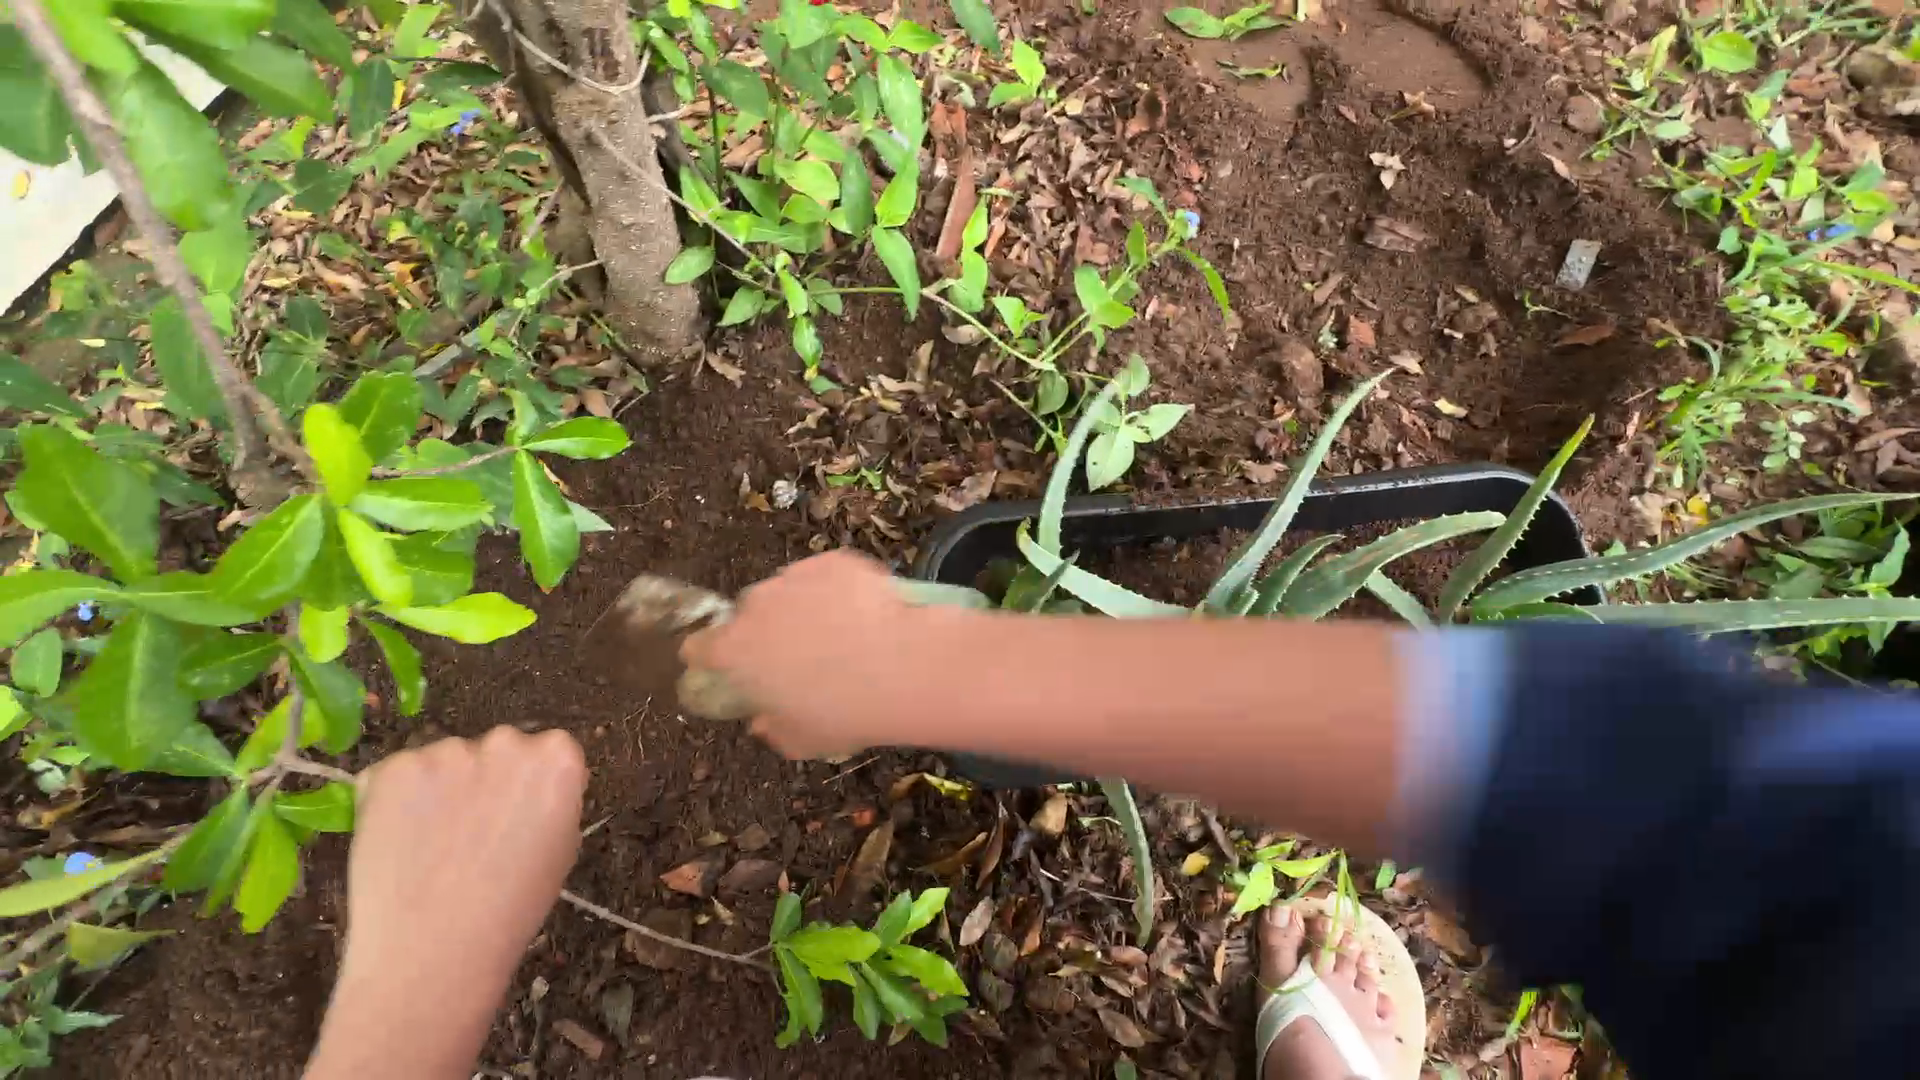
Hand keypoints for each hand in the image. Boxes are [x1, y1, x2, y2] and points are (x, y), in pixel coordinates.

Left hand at [337, 726, 586, 997]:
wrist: (436, 951)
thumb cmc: (514, 906)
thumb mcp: (562, 844)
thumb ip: (553, 800)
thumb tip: (528, 792)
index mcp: (559, 757)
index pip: (550, 751)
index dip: (532, 786)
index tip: (521, 817)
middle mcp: (508, 741)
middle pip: (498, 749)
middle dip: (488, 779)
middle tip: (474, 832)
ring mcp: (449, 751)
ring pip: (447, 761)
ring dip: (441, 789)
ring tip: (430, 846)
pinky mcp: (394, 769)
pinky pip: (396, 775)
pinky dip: (393, 800)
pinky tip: (398, 841)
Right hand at [682, 550, 931, 759]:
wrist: (904, 666)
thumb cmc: (846, 712)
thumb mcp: (801, 739)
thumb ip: (772, 728)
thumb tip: (762, 719)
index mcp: (735, 651)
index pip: (699, 647)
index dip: (710, 655)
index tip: (726, 664)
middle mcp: (756, 606)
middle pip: (748, 614)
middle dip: (765, 630)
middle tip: (799, 653)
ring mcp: (795, 577)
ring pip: (787, 590)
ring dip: (800, 606)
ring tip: (839, 632)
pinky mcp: (833, 560)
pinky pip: (824, 573)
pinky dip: (835, 587)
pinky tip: (861, 611)